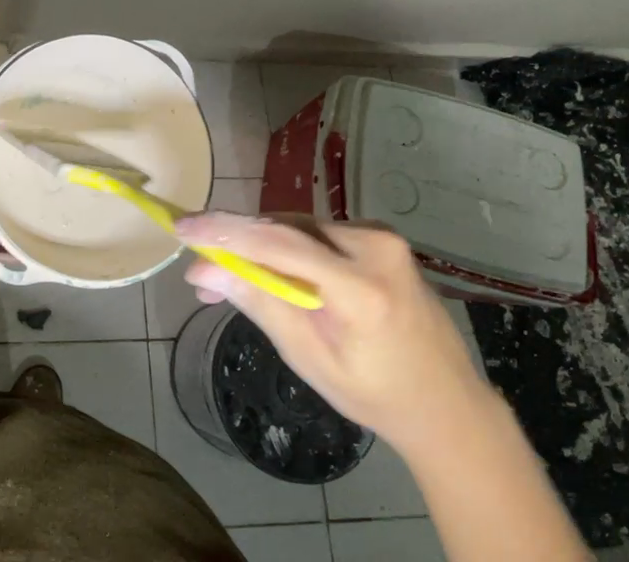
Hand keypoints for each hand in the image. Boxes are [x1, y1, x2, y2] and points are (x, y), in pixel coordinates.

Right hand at [176, 212, 495, 459]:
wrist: (447, 402)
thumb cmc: (374, 392)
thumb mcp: (309, 357)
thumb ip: (259, 302)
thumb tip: (202, 270)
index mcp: (361, 287)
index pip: (278, 243)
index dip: (224, 231)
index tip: (181, 226)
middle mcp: (376, 247)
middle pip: (286, 228)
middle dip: (238, 243)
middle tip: (204, 273)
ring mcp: (385, 239)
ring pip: (300, 228)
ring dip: (264, 246)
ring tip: (236, 279)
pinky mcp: (384, 239)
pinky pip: (320, 234)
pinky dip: (291, 248)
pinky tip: (278, 275)